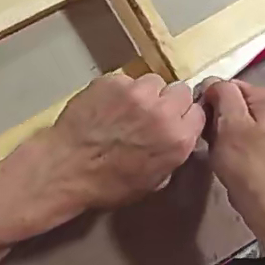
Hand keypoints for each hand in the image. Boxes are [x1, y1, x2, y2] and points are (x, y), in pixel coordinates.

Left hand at [20, 72, 205, 215]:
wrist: (66, 169)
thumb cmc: (108, 184)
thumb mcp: (154, 180)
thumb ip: (174, 152)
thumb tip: (178, 136)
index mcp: (178, 139)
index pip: (198, 112)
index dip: (185, 115)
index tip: (175, 119)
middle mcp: (163, 111)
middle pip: (180, 90)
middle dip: (168, 100)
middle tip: (150, 113)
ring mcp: (137, 93)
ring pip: (152, 81)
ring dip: (144, 93)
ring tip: (125, 109)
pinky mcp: (113, 81)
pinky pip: (125, 80)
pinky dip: (118, 90)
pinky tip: (105, 106)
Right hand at [201, 79, 264, 233]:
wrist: (263, 202)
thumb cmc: (246, 162)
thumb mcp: (231, 122)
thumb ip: (222, 94)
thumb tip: (211, 81)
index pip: (226, 84)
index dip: (209, 99)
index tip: (201, 118)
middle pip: (227, 100)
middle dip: (212, 114)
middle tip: (206, 134)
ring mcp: (261, 126)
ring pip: (225, 118)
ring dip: (214, 129)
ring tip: (210, 145)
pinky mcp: (254, 144)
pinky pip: (229, 133)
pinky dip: (220, 140)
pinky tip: (216, 153)